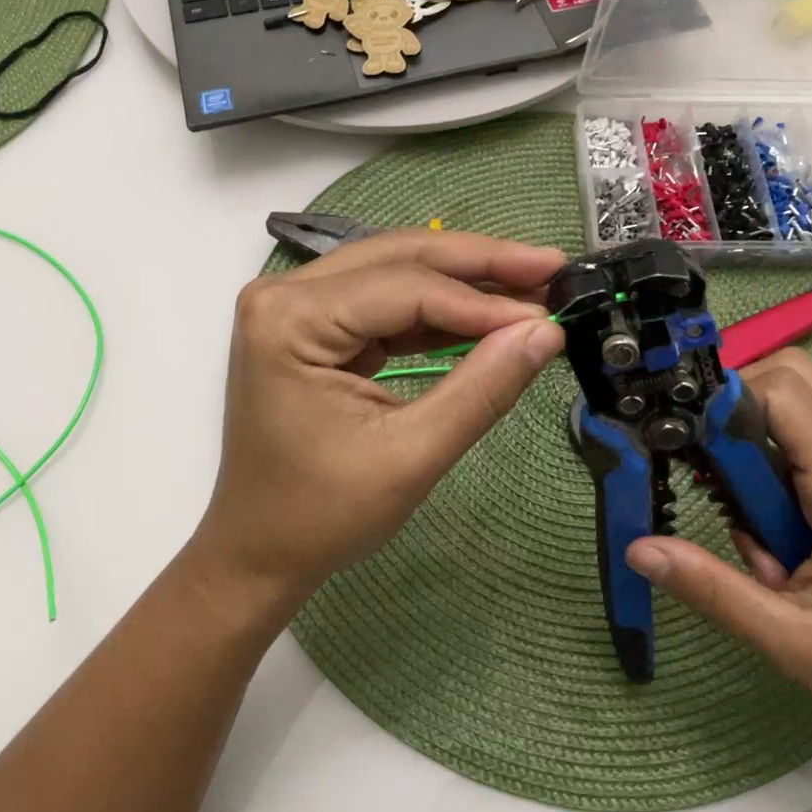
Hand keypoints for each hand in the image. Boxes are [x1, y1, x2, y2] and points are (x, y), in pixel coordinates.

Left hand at [193, 230, 566, 601]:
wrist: (260, 552)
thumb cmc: (322, 515)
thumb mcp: (411, 456)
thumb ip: (481, 389)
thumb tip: (546, 331)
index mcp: (289, 319)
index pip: (404, 288)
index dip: (482, 300)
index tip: (550, 312)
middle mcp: (284, 294)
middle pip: (398, 258)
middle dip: (479, 264)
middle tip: (552, 266)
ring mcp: (295, 306)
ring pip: (395, 271)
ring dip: (464, 281)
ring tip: (533, 285)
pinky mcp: (312, 326)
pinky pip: (385, 302)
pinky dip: (438, 310)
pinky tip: (489, 314)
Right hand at [623, 349, 811, 756]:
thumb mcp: (794, 644)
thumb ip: (713, 590)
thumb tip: (638, 547)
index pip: (781, 390)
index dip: (722, 396)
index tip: (679, 436)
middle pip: (792, 377)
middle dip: (733, 402)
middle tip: (702, 465)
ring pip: (801, 406)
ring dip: (754, 437)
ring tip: (739, 510)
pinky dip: (775, 462)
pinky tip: (770, 529)